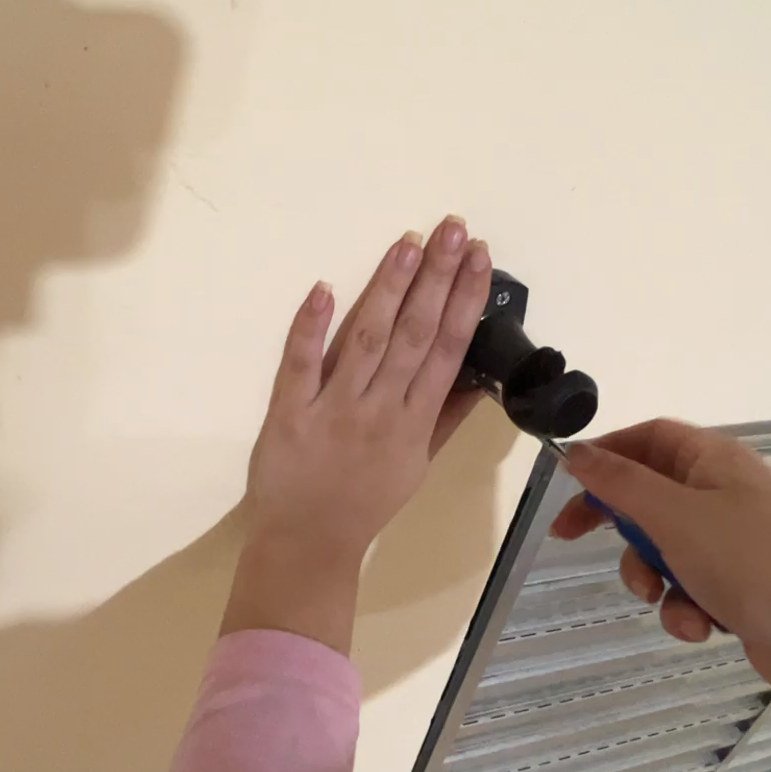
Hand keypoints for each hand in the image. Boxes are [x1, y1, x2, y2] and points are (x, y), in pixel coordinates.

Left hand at [222, 218, 492, 653]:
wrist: (309, 543)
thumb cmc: (365, 503)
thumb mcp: (418, 467)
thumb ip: (446, 420)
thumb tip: (479, 378)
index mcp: (415, 422)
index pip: (448, 350)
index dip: (466, 300)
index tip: (481, 258)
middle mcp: (381, 409)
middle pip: (414, 335)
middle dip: (437, 278)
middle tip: (455, 228)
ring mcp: (333, 410)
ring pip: (366, 341)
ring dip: (387, 289)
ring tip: (408, 243)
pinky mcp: (289, 413)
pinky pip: (301, 366)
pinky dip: (310, 328)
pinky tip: (324, 288)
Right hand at [548, 418, 770, 691]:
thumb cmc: (754, 561)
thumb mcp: (674, 515)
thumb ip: (619, 482)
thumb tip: (576, 451)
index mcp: (712, 461)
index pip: (647, 437)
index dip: (605, 452)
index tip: (567, 479)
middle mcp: (721, 493)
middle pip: (646, 493)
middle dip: (614, 523)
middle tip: (567, 536)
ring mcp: (732, 540)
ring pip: (660, 546)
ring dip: (648, 575)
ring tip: (659, 598)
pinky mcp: (739, 585)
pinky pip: (686, 584)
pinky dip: (681, 605)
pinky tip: (697, 625)